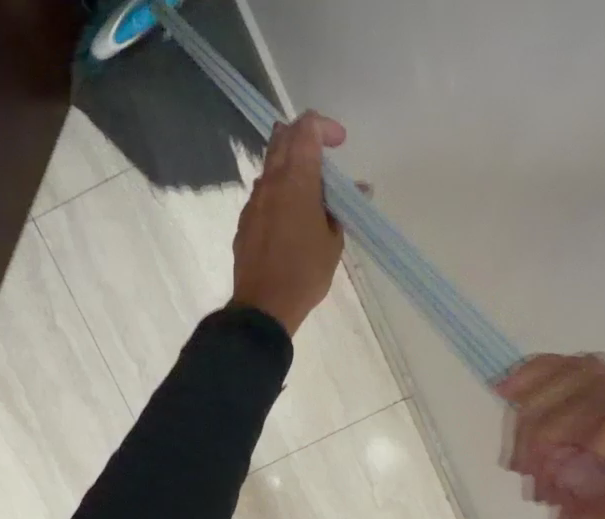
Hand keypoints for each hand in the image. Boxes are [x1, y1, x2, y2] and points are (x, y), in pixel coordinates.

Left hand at [229, 111, 346, 335]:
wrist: (264, 305)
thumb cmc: (305, 272)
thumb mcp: (334, 241)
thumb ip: (343, 208)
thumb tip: (359, 189)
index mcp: (296, 179)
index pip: (306, 128)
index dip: (324, 126)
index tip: (340, 143)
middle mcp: (270, 182)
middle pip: (282, 138)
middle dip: (304, 136)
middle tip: (324, 154)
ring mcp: (254, 201)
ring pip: (270, 165)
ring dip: (290, 165)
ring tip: (311, 188)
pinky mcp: (245, 221)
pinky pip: (263, 193)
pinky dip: (279, 190)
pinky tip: (292, 214)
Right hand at [497, 353, 604, 518]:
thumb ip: (603, 517)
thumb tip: (575, 459)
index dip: (604, 428)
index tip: (555, 470)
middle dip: (563, 425)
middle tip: (531, 475)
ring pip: (595, 376)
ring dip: (542, 411)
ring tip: (525, 466)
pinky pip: (576, 376)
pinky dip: (537, 381)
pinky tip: (510, 394)